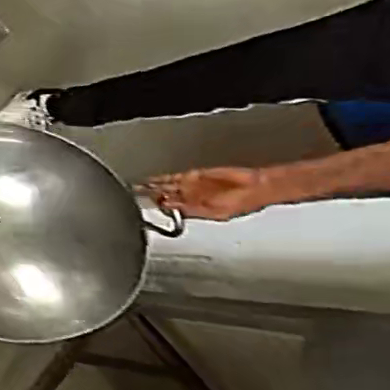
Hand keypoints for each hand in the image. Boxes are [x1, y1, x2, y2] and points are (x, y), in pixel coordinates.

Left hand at [143, 167, 283, 219]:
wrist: (257, 186)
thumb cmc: (244, 202)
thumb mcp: (218, 213)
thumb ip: (194, 212)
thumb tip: (176, 212)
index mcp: (195, 209)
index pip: (169, 209)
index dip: (156, 208)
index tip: (140, 208)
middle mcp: (190, 198)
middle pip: (163, 196)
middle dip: (148, 196)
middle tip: (132, 195)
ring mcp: (189, 186)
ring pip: (164, 186)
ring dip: (150, 187)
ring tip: (134, 188)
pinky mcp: (192, 175)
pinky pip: (171, 177)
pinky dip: (159, 179)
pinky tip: (147, 179)